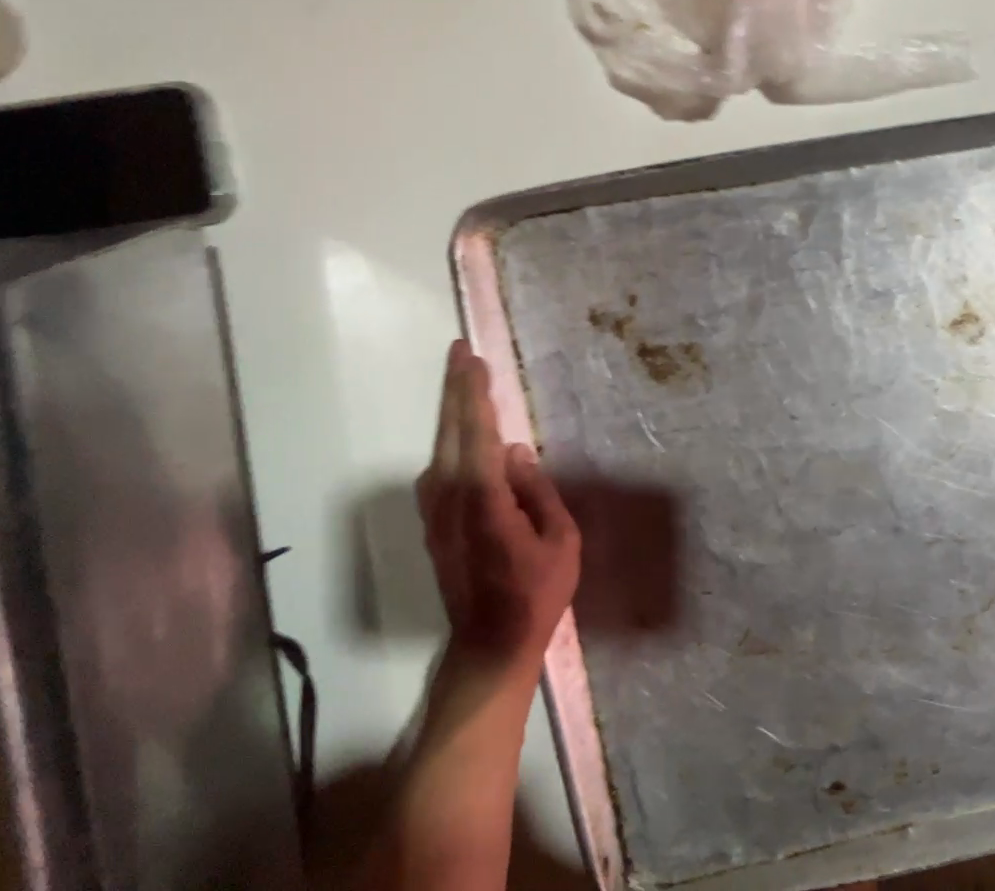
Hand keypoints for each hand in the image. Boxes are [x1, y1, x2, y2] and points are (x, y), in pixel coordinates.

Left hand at [417, 340, 581, 669]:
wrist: (490, 641)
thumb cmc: (538, 590)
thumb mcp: (560, 539)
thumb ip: (537, 491)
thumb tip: (514, 451)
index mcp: (484, 498)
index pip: (477, 433)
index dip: (474, 394)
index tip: (474, 359)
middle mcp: (449, 498)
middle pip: (449, 432)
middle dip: (455, 390)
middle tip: (460, 353)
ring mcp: (435, 512)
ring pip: (439, 449)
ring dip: (450, 413)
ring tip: (464, 382)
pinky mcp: (434, 524)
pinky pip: (439, 470)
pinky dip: (449, 441)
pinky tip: (461, 434)